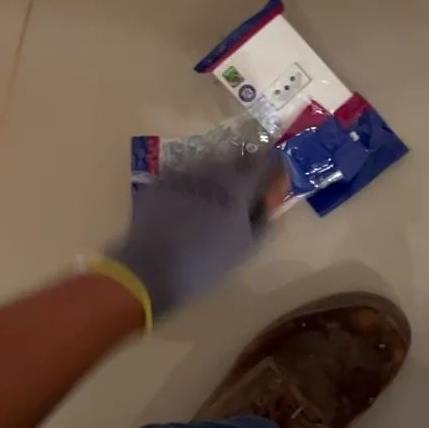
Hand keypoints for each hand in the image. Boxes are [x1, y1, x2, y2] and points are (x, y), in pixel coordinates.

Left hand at [107, 146, 284, 320]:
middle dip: (245, 166)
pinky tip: (190, 200)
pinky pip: (184, 175)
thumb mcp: (245, 248)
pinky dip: (192, 182)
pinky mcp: (159, 181)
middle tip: (248, 182)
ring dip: (218, 172)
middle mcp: (211, 170)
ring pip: (208, 164)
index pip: (263, 163)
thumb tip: (269, 207)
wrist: (150, 268)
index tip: (278, 169)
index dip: (273, 164)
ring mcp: (182, 173)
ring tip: (218, 191)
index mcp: (237, 186)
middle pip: (235, 158)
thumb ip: (262, 222)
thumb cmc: (205, 263)